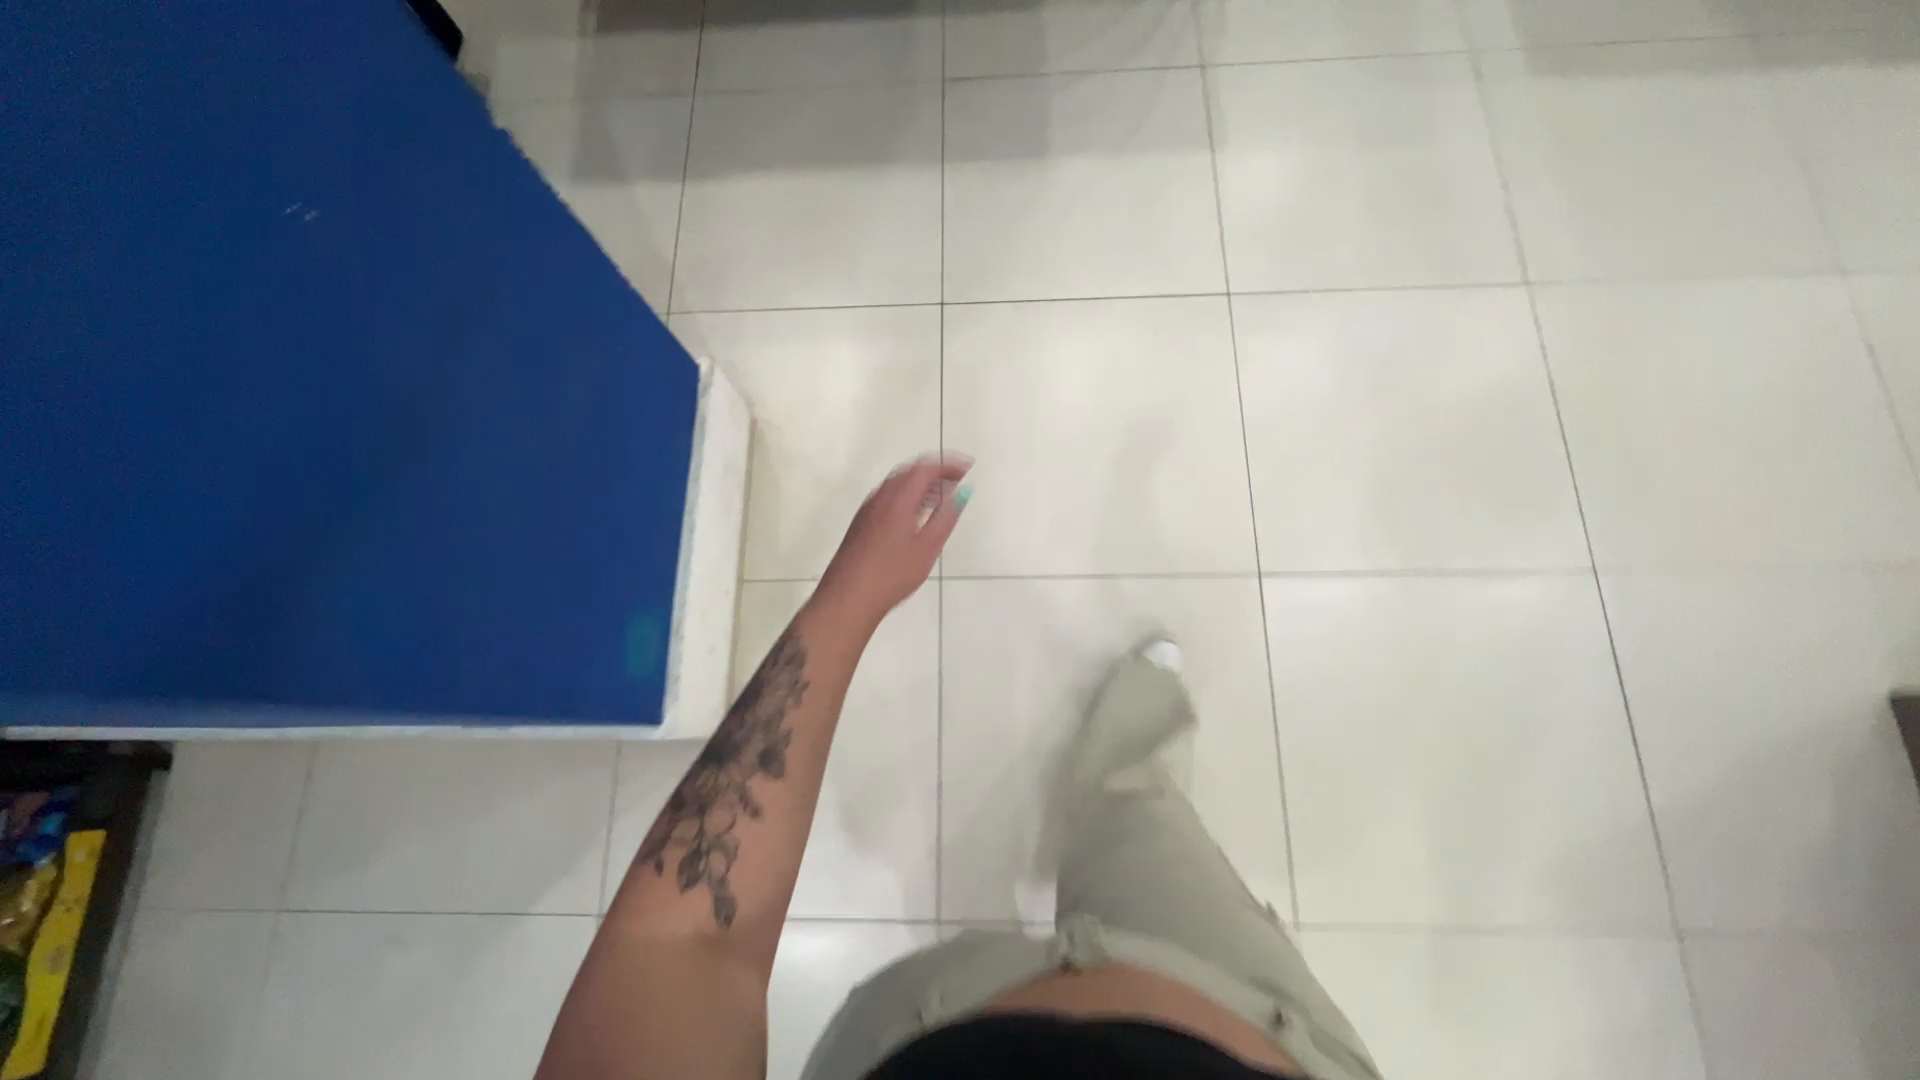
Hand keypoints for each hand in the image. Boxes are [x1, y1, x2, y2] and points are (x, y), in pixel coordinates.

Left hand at [814, 454, 972, 628]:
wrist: (848, 598)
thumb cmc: (893, 574)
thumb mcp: (928, 547)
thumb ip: (946, 517)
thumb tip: (962, 493)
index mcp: (898, 498)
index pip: (925, 468)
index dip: (948, 464)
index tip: (968, 468)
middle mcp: (880, 497)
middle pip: (909, 471)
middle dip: (934, 471)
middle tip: (956, 480)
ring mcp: (867, 510)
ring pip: (896, 484)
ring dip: (920, 484)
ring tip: (941, 497)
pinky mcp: (861, 523)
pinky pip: (888, 497)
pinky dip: (907, 496)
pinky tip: (916, 516)